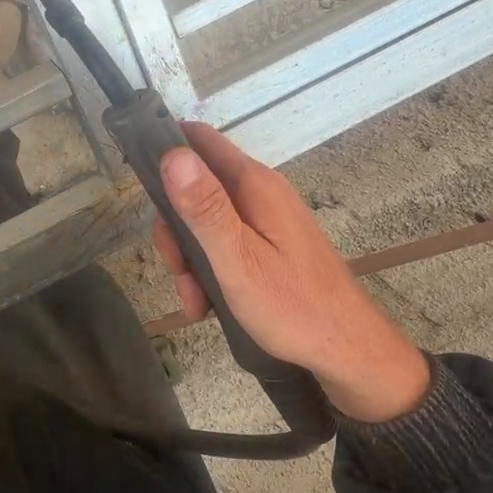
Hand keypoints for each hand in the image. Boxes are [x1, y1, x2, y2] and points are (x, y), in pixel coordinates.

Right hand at [153, 122, 428, 422]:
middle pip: (196, 186)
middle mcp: (261, 190)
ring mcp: (268, 217)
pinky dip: (212, 268)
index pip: (198, 139)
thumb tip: (173, 154)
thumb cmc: (292, 307)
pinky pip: (227, 242)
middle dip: (175, 227)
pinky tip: (210, 304)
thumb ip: (204, 207)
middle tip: (177, 269)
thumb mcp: (237, 260)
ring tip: (196, 301)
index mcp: (253, 184)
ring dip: (191, 257)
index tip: (142, 187)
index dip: (164, 151)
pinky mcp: (272, 243)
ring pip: (207, 220)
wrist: (350, 353)